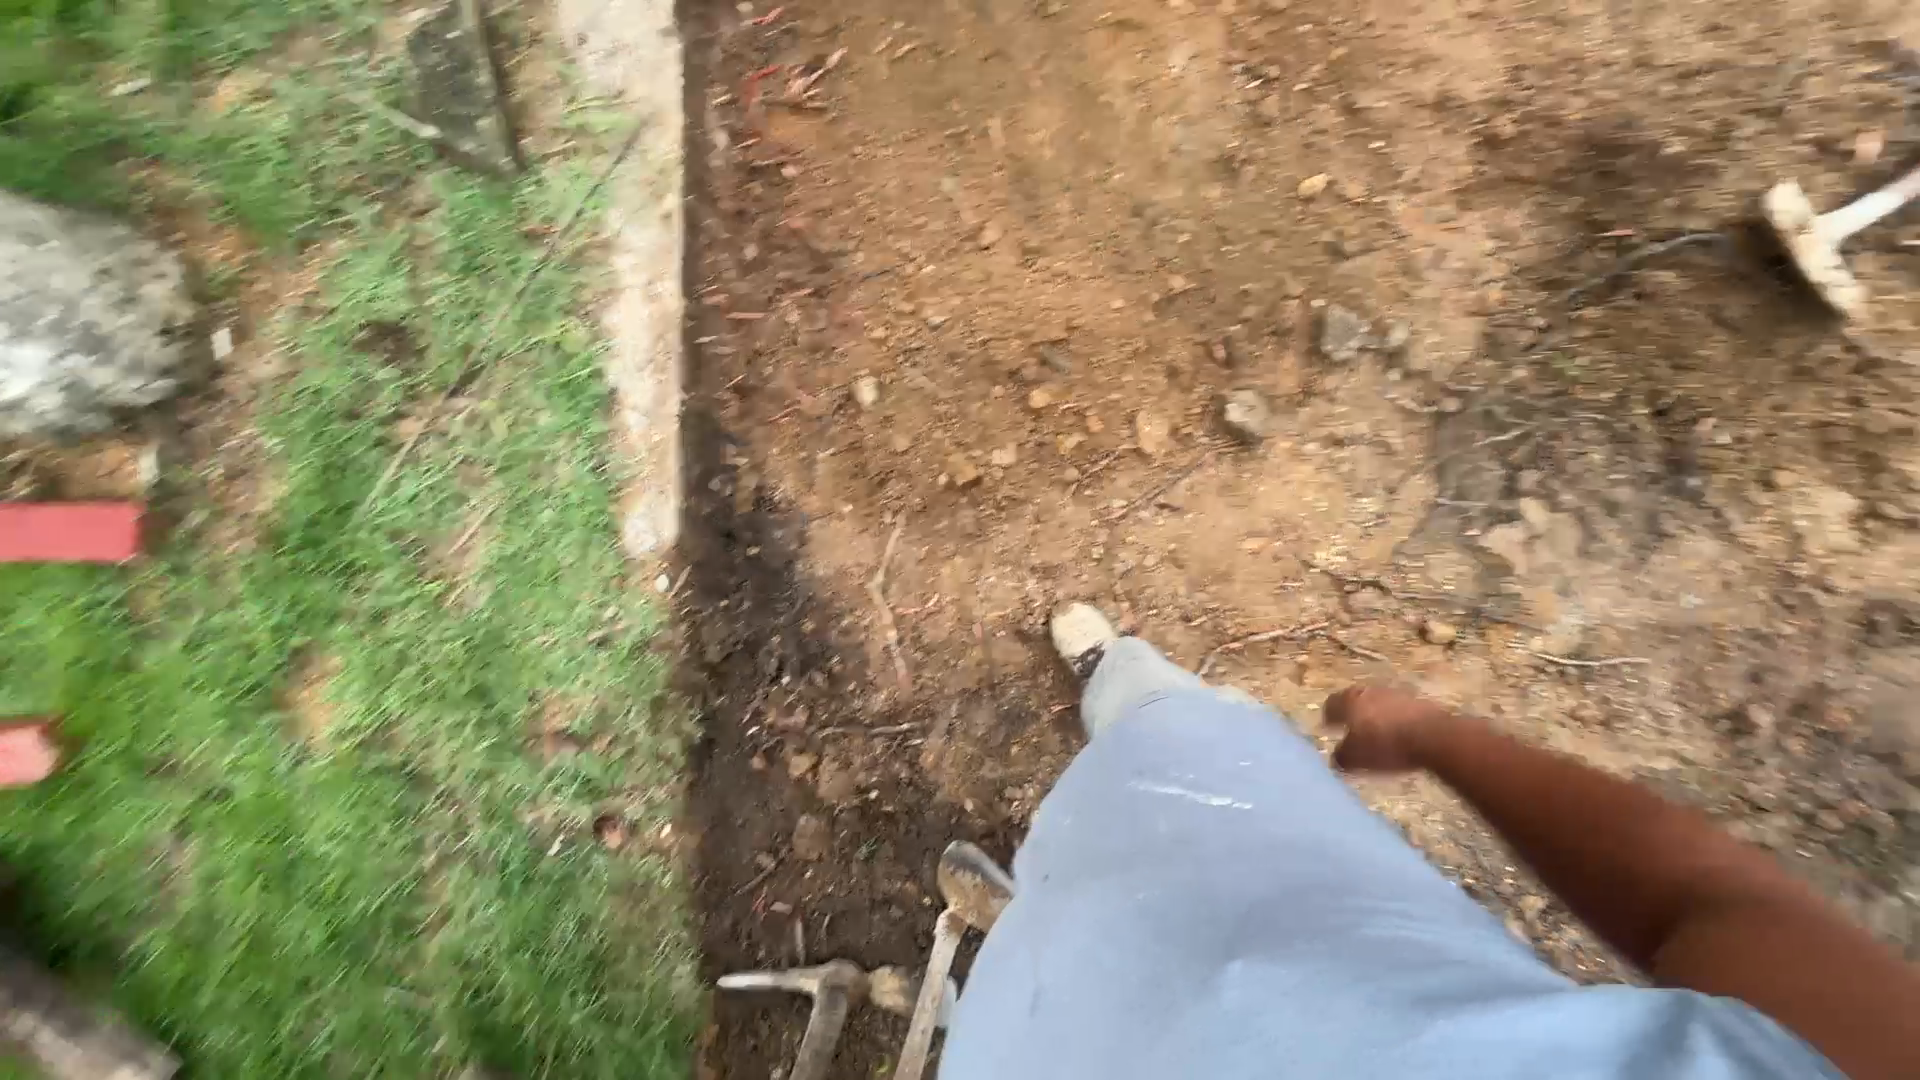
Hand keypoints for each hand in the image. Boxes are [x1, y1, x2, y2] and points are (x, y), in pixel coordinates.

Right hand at [1322, 686, 1458, 773]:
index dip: (1329, 717)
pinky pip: (1401, 710)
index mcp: (1349, 701)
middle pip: (1355, 700)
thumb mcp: (1356, 759)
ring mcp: (1396, 694)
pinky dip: (1397, 720)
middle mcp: (1369, 692)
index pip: (1331, 704)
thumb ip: (1341, 757)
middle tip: (1352, 729)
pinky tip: (1401, 735)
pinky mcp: (1420, 702)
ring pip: (1379, 703)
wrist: (1435, 737)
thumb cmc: (1386, 746)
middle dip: (1353, 713)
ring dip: (1376, 716)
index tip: (1329, 727)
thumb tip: (1336, 758)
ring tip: (1379, 734)